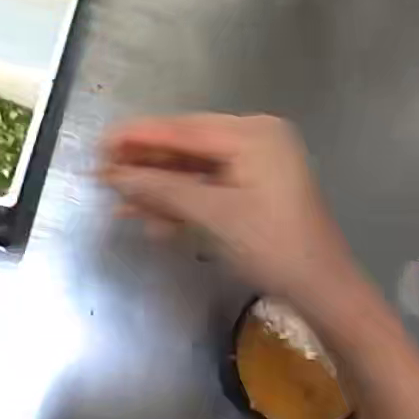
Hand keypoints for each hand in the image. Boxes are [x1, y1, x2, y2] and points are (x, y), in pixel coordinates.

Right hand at [100, 114, 365, 315]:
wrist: (319, 288)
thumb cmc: (271, 246)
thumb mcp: (213, 215)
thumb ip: (162, 190)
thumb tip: (115, 176)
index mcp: (253, 134)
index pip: (183, 129)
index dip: (138, 137)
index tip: (99, 143)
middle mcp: (256, 141)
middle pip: (187, 149)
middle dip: (146, 168)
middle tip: (102, 176)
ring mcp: (256, 168)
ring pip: (195, 174)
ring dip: (160, 191)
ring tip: (119, 204)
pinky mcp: (254, 195)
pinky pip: (209, 191)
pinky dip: (182, 205)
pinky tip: (150, 219)